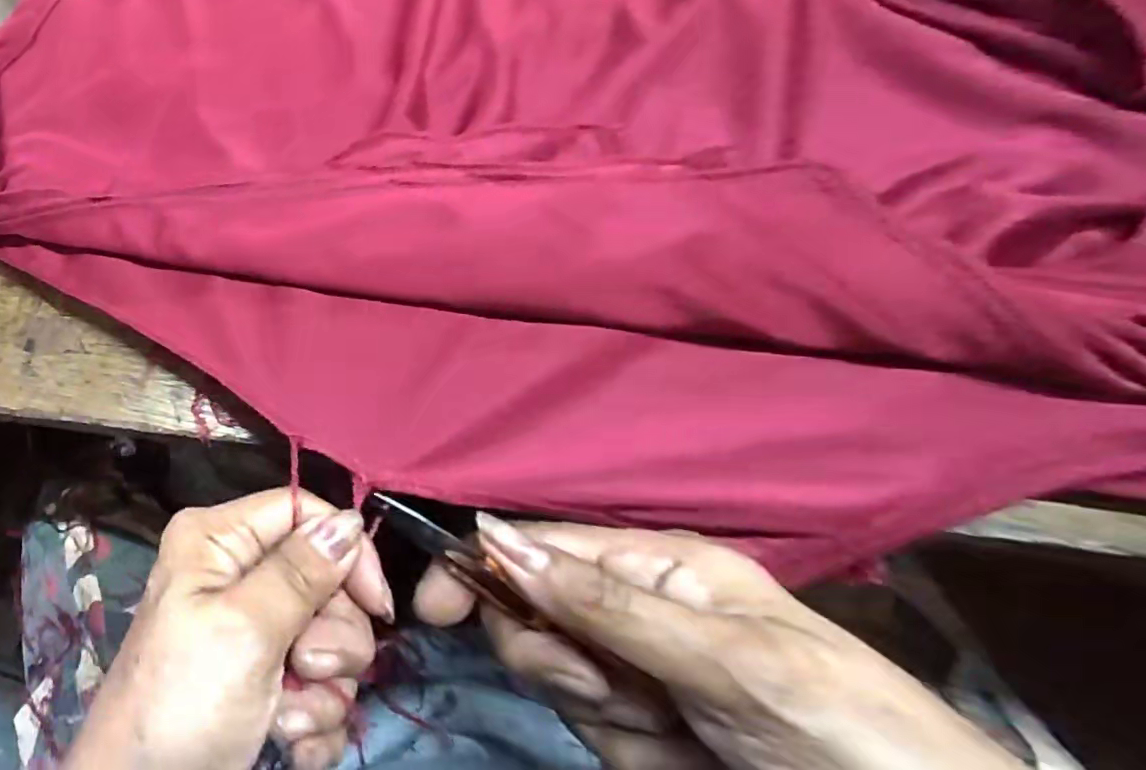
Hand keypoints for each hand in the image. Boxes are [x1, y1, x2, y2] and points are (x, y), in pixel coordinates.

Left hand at [66, 489, 396, 769]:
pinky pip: (320, 682)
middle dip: (330, 635)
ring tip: (285, 718)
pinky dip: (314, 718)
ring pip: (330, 636)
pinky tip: (289, 742)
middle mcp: (236, 573)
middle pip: (323, 578)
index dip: (343, 548)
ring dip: (323, 688)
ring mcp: (252, 628)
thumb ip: (300, 572)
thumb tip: (350, 520)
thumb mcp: (244, 628)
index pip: (300, 510)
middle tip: (303, 668)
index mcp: (218, 540)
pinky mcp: (265, 678)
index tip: (376, 603)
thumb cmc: (186, 699)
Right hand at [415, 515, 1022, 769]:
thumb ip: (606, 601)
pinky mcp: (639, 727)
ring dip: (592, 703)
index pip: (537, 547)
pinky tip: (673, 753)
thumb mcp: (730, 660)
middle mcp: (633, 606)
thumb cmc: (845, 732)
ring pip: (553, 667)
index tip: (435, 608)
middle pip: (532, 607)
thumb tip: (491, 534)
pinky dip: (616, 741)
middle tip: (607, 692)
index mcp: (655, 565)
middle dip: (551, 652)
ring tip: (662, 730)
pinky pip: (586, 721)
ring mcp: (634, 668)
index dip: (479, 566)